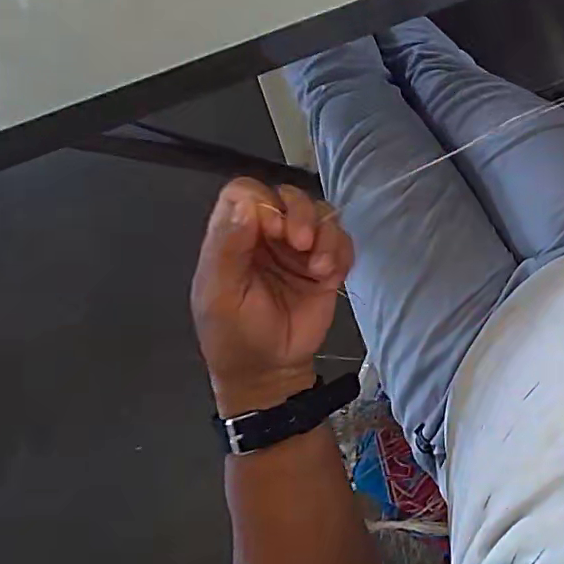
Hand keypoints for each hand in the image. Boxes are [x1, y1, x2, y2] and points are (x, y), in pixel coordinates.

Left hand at [191, 179, 353, 417]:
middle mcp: (268, 235)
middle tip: (300, 245)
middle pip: (289, 196)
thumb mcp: (219, 293)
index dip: (263, 202)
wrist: (271, 370)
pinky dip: (342, 251)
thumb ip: (228, 247)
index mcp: (234, 237)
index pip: (246, 193)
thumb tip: (246, 205)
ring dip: (325, 235)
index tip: (272, 231)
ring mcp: (301, 249)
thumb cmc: (235, 334)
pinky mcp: (329, 265)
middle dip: (300, 214)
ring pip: (322, 213)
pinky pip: (343, 240)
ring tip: (320, 267)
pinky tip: (331, 274)